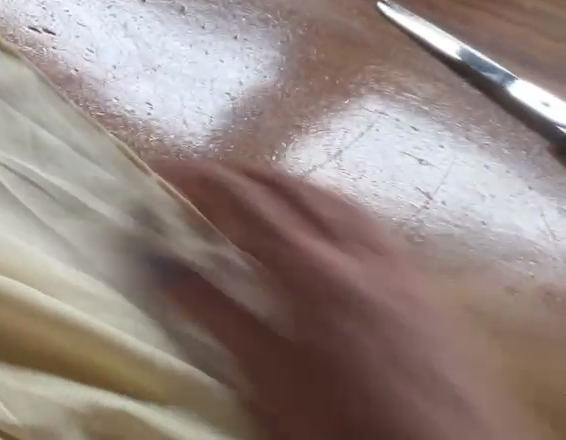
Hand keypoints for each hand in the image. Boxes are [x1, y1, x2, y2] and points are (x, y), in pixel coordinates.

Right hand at [153, 160, 535, 439]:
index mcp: (313, 270)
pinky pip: (370, 225)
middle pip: (291, 188)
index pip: (244, 198)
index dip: (197, 176)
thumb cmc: (347, 422)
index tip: (159, 169)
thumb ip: (213, 312)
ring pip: (336, 200)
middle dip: (237, 173)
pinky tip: (316, 224)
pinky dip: (328, 207)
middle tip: (196, 177)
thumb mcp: (268, 374)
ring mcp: (400, 271)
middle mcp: (359, 256)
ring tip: (251, 190)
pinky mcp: (426, 291)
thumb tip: (158, 264)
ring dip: (285, 185)